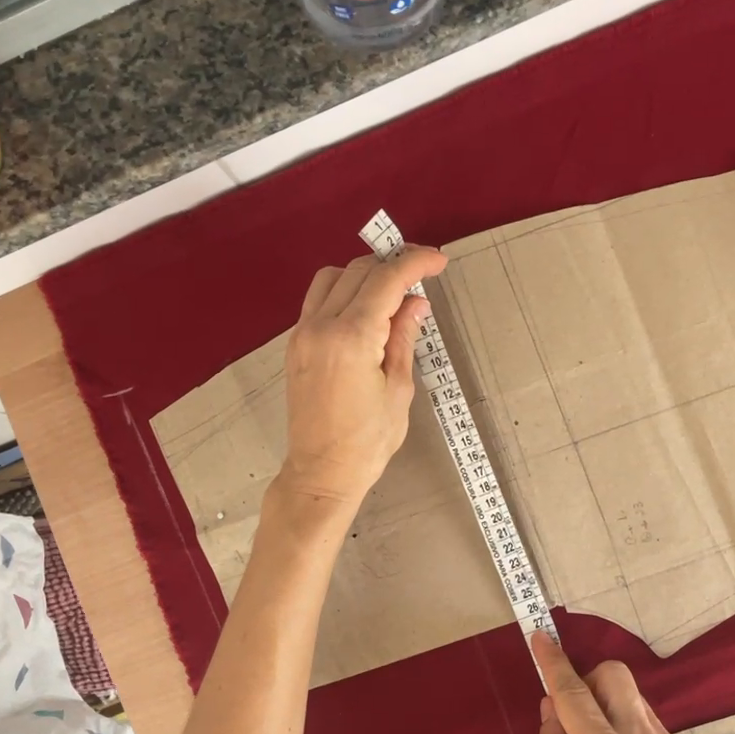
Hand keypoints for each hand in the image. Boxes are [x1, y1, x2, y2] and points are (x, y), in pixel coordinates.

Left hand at [276, 246, 448, 507]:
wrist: (322, 473)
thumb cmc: (368, 442)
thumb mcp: (398, 389)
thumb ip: (404, 337)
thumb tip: (415, 303)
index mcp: (352, 338)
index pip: (387, 279)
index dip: (416, 262)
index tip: (438, 261)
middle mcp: (322, 326)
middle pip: (359, 271)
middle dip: (393, 267)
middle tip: (421, 280)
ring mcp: (303, 333)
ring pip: (333, 277)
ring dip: (365, 275)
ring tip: (391, 294)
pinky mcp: (296, 345)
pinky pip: (318, 299)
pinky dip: (343, 292)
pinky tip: (364, 311)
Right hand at [532, 632, 712, 733]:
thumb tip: (552, 708)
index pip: (575, 695)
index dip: (554, 663)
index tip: (540, 638)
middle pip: (614, 674)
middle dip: (588, 679)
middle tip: (574, 713)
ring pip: (631, 695)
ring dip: (607, 704)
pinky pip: (646, 718)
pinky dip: (625, 725)